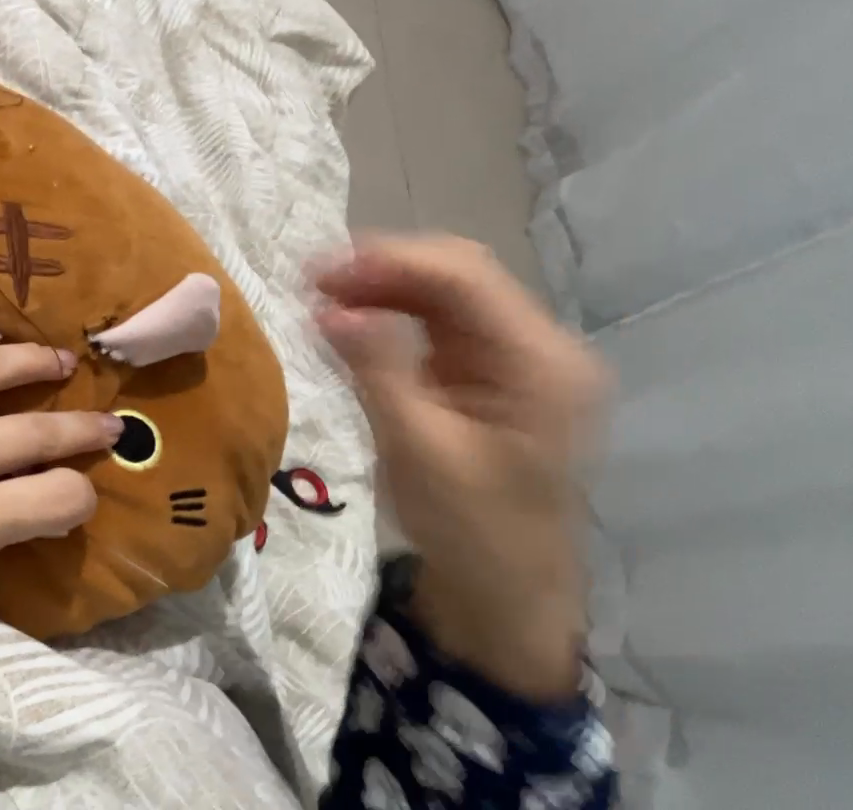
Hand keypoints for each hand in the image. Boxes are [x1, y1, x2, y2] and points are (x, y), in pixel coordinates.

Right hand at [311, 234, 608, 701]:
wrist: (507, 590)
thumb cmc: (470, 528)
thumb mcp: (416, 448)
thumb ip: (376, 369)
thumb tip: (328, 308)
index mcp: (539, 363)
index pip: (464, 278)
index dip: (387, 262)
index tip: (315, 275)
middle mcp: (539, 346)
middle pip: (460, 273)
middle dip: (383, 267)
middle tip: (313, 284)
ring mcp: (518, 358)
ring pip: (447, 291)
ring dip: (384, 286)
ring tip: (323, 299)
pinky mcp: (492, 372)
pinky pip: (440, 321)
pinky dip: (393, 312)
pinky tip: (353, 323)